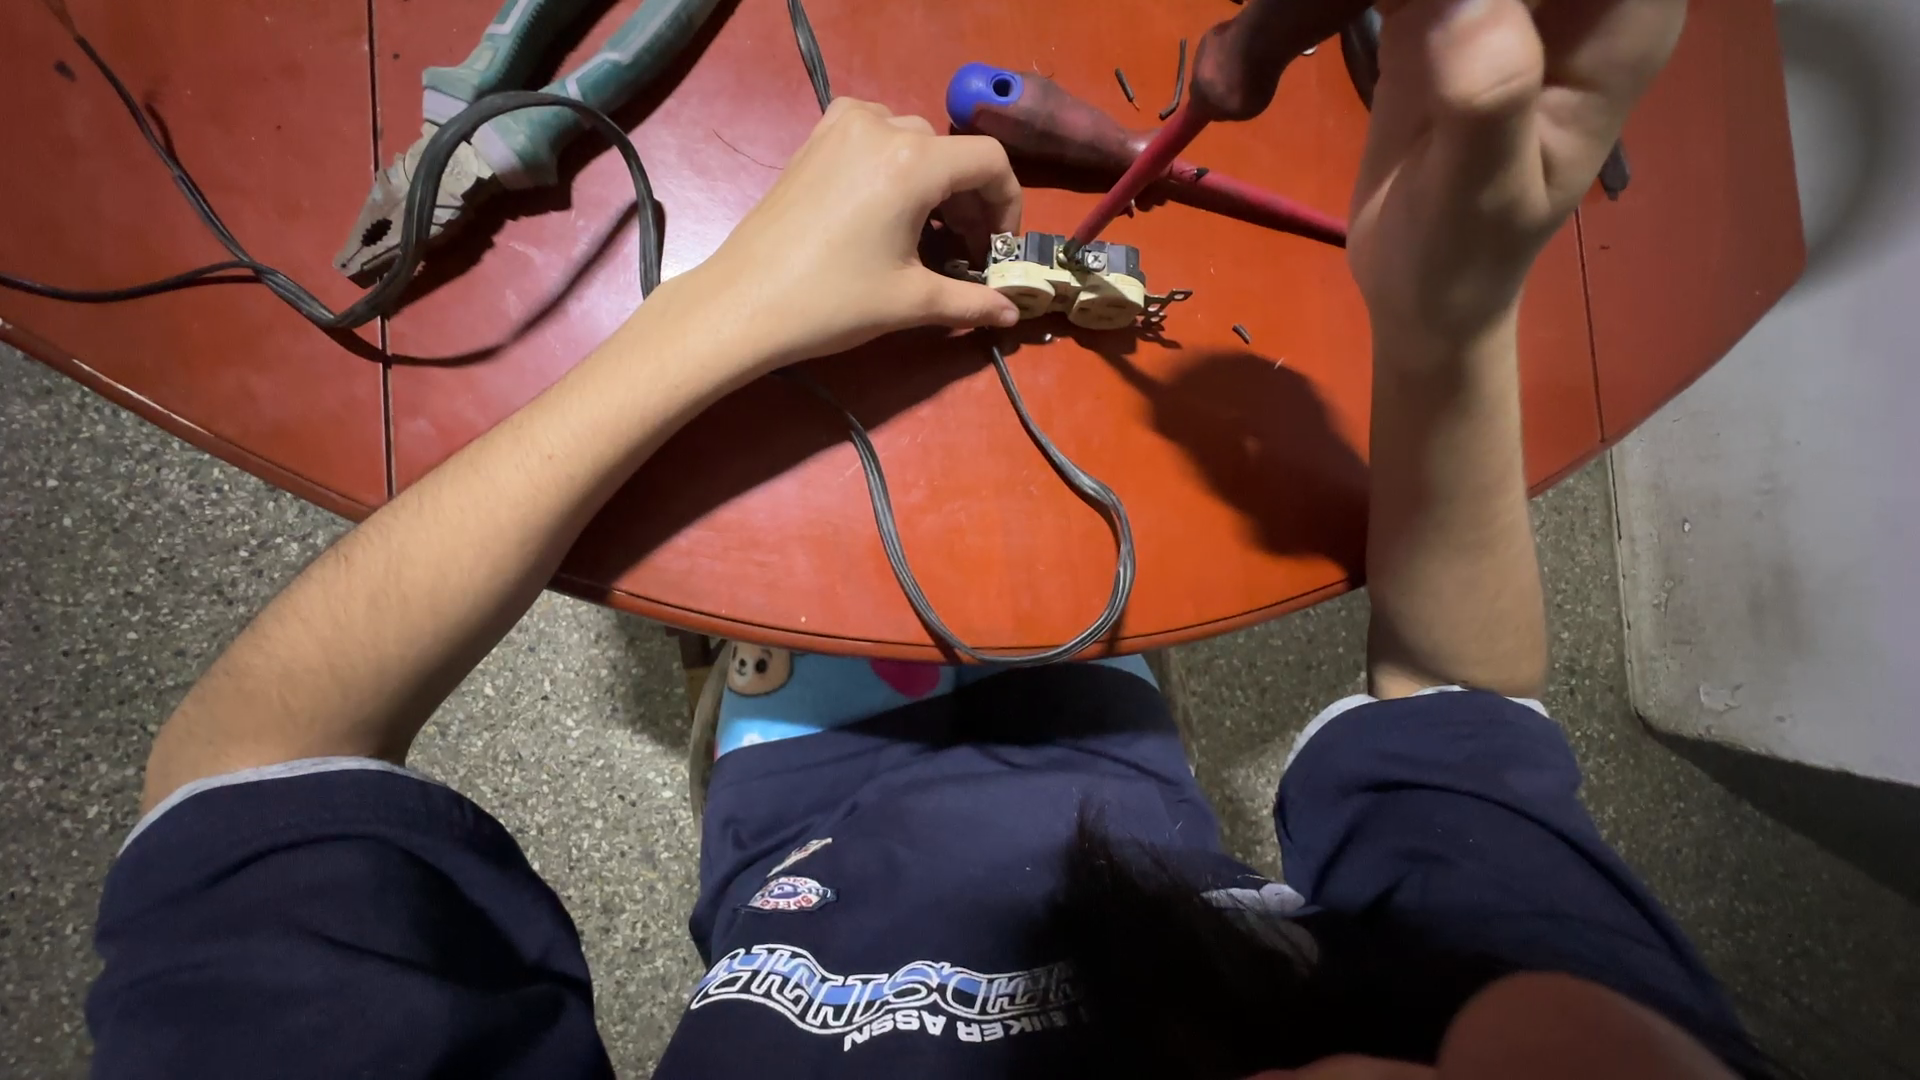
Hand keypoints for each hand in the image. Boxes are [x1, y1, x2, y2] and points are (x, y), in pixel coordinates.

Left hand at [677, 98, 1023, 373]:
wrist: (745, 304)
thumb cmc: (833, 303)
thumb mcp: (910, 302)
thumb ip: (970, 302)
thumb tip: (1011, 314)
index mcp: (912, 162)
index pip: (989, 161)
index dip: (1007, 204)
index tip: (998, 248)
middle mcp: (881, 126)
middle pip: (952, 153)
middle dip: (969, 202)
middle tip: (964, 253)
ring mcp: (843, 126)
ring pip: (915, 141)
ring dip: (935, 184)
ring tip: (927, 233)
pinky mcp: (817, 139)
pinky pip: (876, 135)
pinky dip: (897, 165)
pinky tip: (887, 207)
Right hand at [1347, 0, 1683, 348]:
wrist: (1416, 292)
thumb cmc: (1463, 256)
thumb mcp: (1481, 191)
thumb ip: (1487, 97)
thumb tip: (1460, 1)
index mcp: (1620, 13)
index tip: (1435, 7)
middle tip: (1398, 20)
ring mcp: (1499, 3)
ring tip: (1349, 20)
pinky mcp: (1433, 18)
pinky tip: (1321, 13)